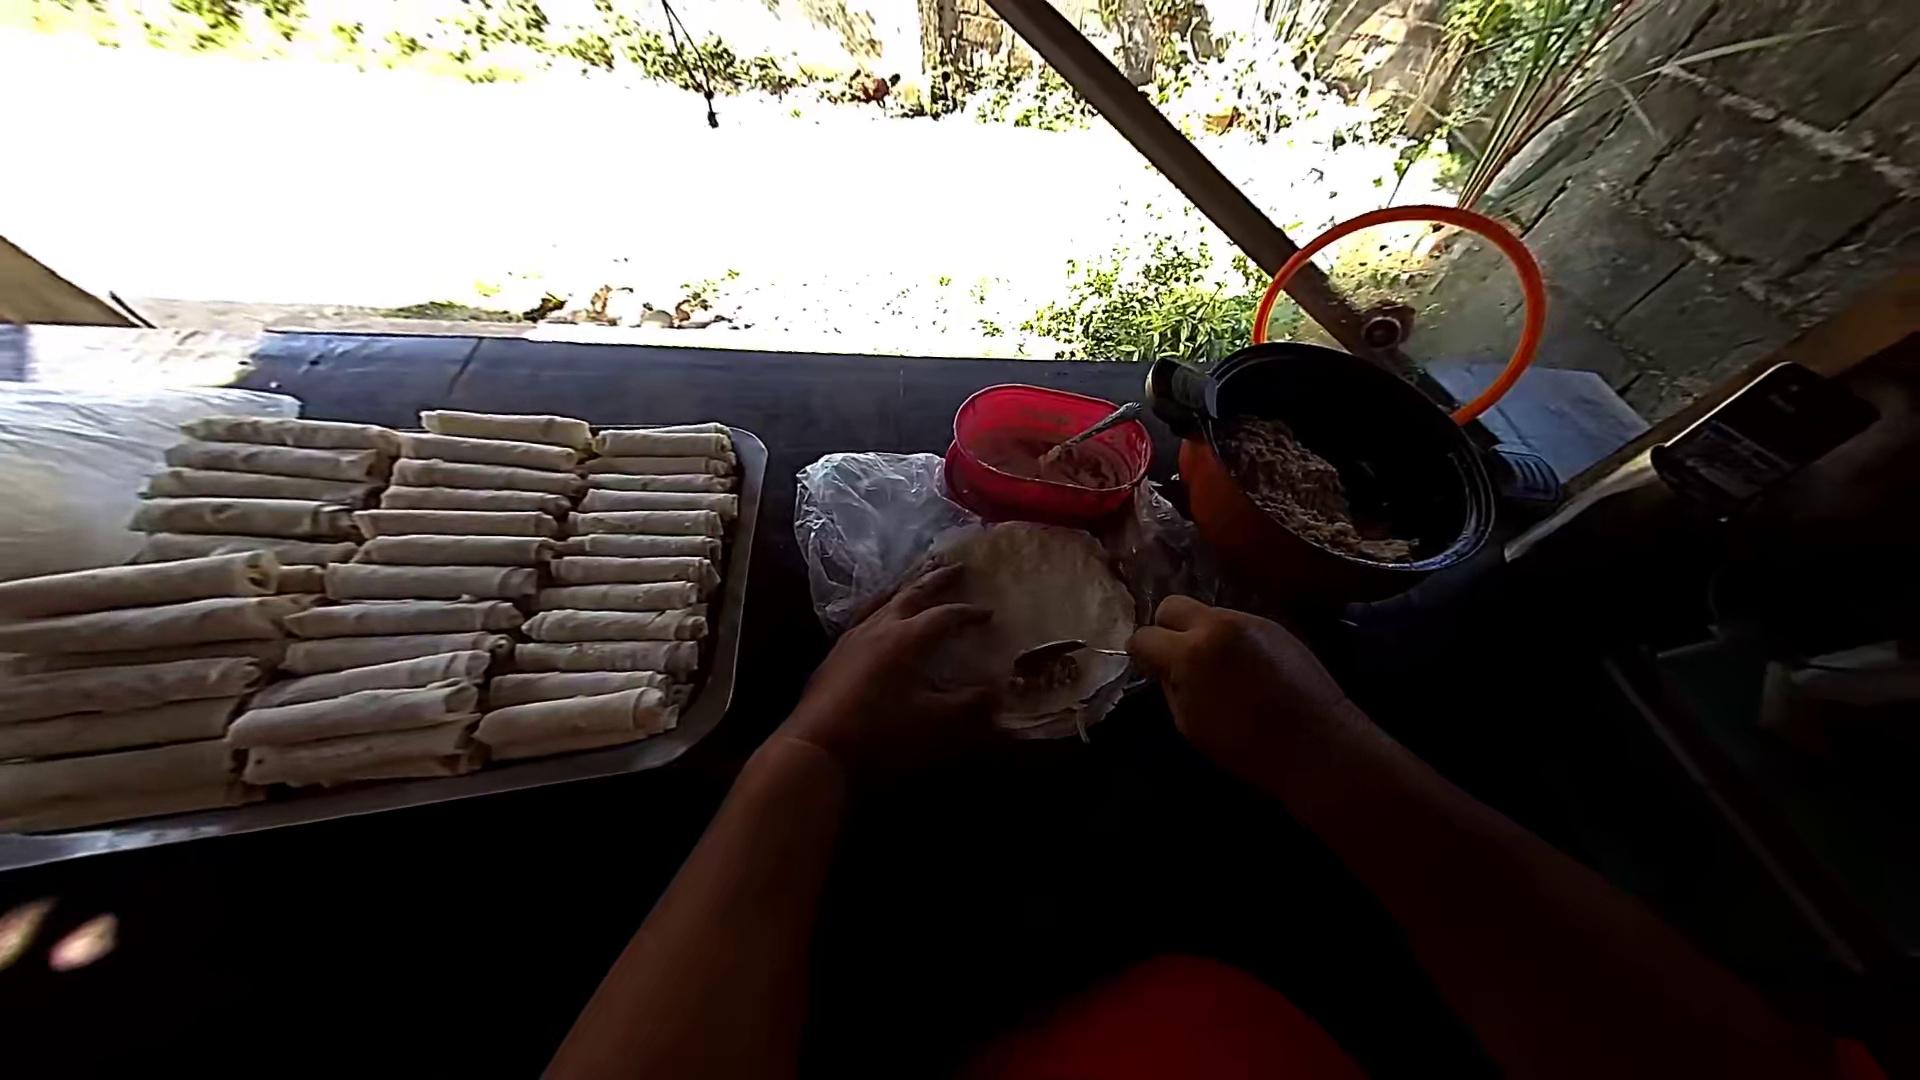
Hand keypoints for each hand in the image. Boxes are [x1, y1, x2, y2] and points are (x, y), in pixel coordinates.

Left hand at [778, 564, 999, 776]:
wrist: (818, 740)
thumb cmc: (880, 729)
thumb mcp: (933, 721)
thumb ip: (968, 705)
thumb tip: (997, 693)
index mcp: (909, 638)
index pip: (945, 616)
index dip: (969, 613)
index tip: (988, 613)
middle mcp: (883, 626)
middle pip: (914, 592)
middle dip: (938, 579)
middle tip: (957, 565)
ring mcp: (857, 633)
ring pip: (888, 597)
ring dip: (909, 583)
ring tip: (921, 573)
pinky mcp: (840, 647)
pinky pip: (866, 611)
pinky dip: (882, 601)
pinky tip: (880, 606)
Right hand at [1128, 596, 1360, 785]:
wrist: (1319, 746)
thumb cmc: (1246, 746)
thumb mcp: (1188, 723)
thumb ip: (1169, 685)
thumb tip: (1164, 668)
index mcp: (1190, 652)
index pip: (1143, 636)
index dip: (1140, 654)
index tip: (1148, 669)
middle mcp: (1216, 624)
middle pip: (1170, 605)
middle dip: (1165, 628)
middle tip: (1177, 658)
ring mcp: (1247, 620)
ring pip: (1205, 612)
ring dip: (1199, 633)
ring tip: (1216, 665)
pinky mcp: (1272, 624)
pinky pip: (1234, 622)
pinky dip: (1228, 638)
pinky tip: (1243, 667)